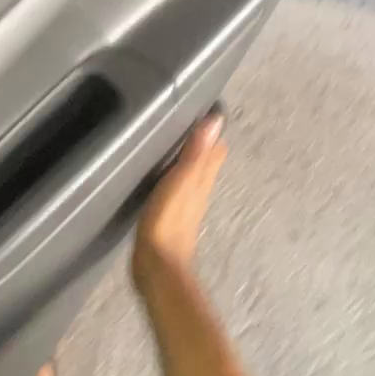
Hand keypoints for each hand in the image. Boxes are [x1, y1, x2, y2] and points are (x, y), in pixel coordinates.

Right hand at [132, 111, 227, 285]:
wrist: (157, 265)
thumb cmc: (168, 221)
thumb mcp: (181, 181)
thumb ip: (196, 152)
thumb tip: (216, 120)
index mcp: (203, 179)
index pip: (216, 149)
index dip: (213, 130)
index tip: (205, 109)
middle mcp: (199, 190)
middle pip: (207, 162)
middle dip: (203, 142)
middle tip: (189, 121)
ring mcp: (186, 205)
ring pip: (193, 175)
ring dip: (189, 159)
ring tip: (175, 142)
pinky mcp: (171, 217)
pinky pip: (177, 189)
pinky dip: (175, 177)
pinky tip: (163, 176)